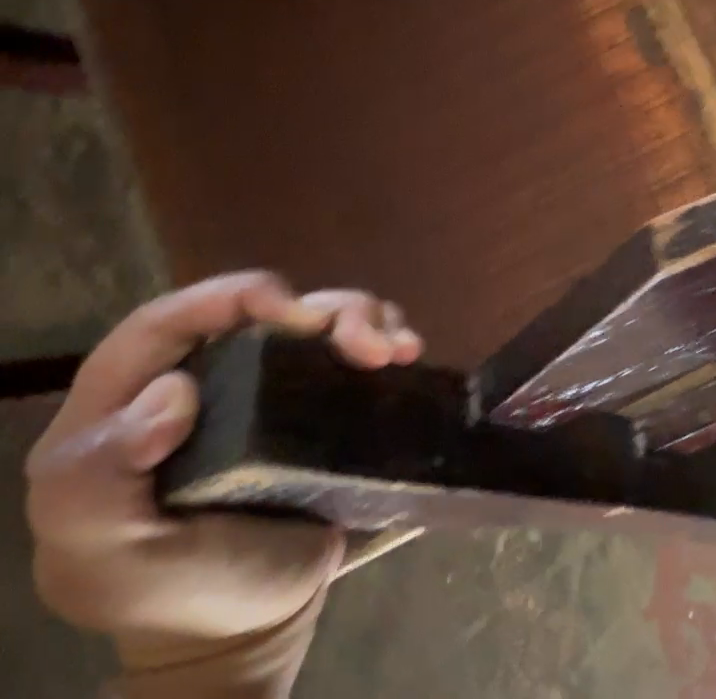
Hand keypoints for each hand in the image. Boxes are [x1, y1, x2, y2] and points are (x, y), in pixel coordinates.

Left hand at [25, 272, 421, 670]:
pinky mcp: (332, 407)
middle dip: (324, 309)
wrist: (252, 621)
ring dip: (368, 317)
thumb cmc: (174, 589)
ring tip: (399, 350)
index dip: (221, 299)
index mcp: (131, 410)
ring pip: (321, 321)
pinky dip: (392, 338)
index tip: (286, 306)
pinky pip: (360, 353)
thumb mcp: (110, 552)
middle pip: (262, 314)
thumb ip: (99, 481)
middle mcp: (209, 385)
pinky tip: (410, 356)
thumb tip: (171, 392)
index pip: (164, 326)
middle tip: (367, 343)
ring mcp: (275, 394)